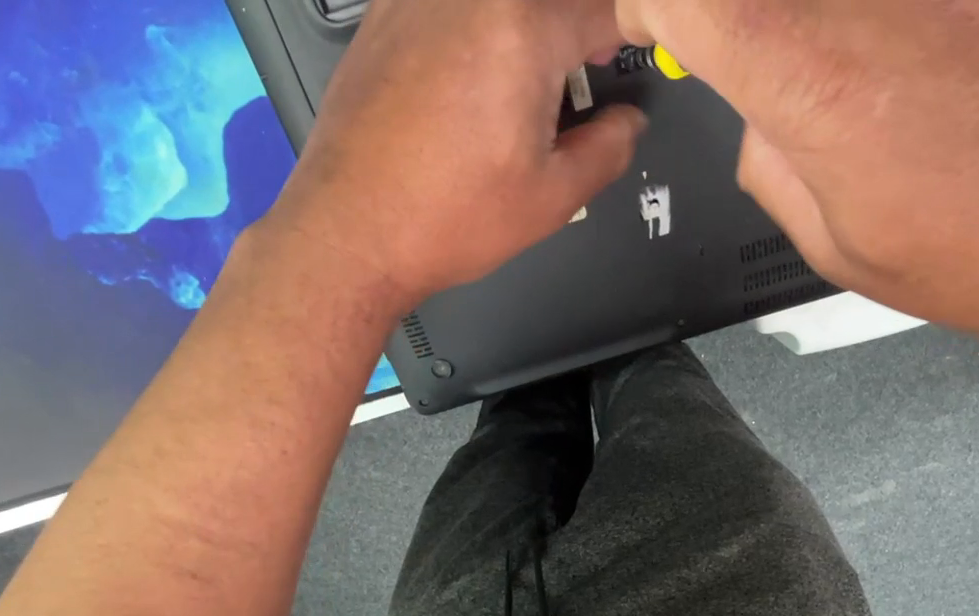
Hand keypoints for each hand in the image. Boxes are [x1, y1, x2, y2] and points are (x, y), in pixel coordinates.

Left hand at [263, 0, 646, 314]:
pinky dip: (475, 27)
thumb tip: (626, 125)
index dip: (626, 33)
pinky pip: (448, 5)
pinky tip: (471, 75)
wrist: (352, 231)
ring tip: (524, 78)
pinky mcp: (383, 14)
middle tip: (581, 63)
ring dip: (524, 28)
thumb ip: (607, 149)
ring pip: (498, 5)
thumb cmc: (441, 219)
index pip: (603, 8)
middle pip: (546, 1)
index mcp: (522, 31)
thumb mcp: (551, 199)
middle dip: (573, 26)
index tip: (624, 56)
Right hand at [613, 0, 978, 366]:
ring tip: (883, 94)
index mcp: (817, 83)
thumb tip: (759, 114)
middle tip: (778, 65)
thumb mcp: (840, 247)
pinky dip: (914, 25)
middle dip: (752, 20)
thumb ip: (772, 163)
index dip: (658, 3)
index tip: (662, 20)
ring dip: (838, 32)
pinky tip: (933, 62)